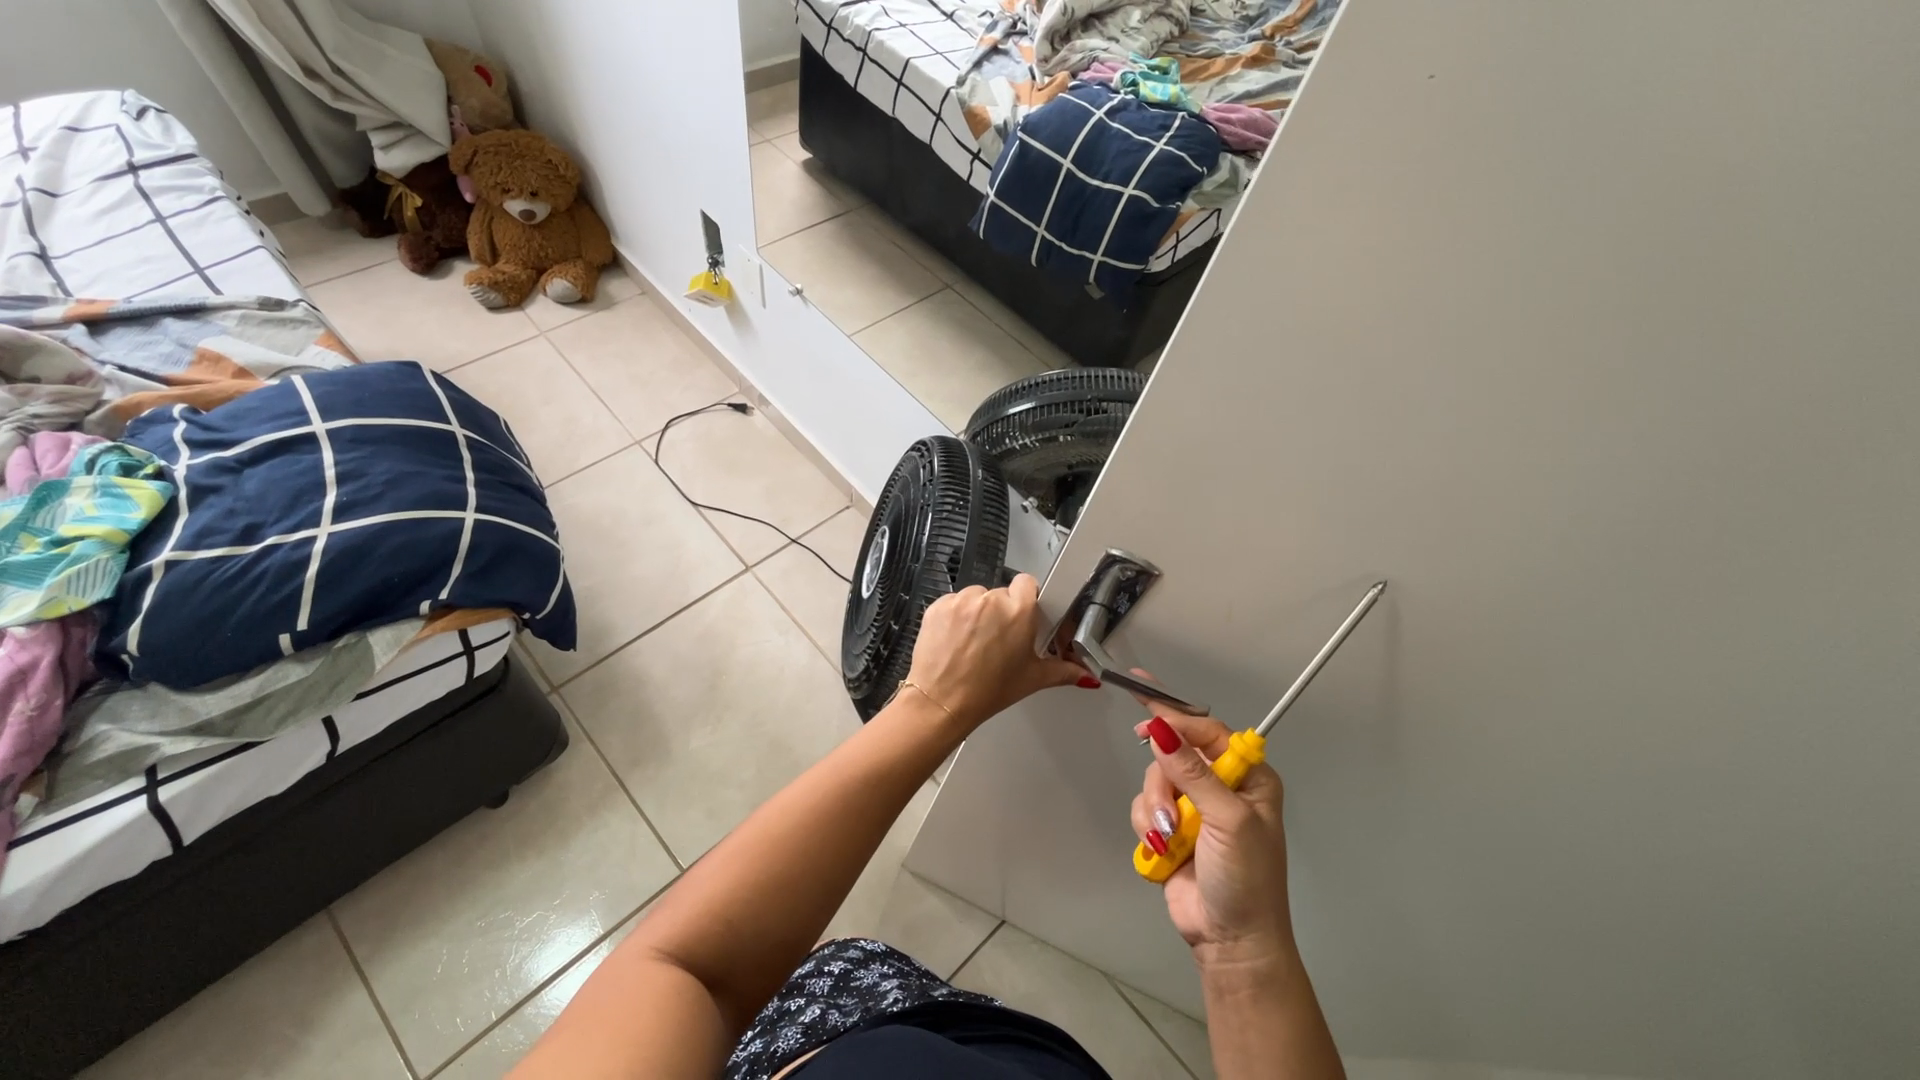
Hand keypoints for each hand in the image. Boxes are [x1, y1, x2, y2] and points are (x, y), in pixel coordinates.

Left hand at [903, 573, 1092, 731]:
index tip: (1024, 615)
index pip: (1028, 583)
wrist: (942, 701)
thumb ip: (1064, 671)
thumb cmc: (987, 691)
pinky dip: (955, 618)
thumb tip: (1085, 675)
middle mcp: (991, 600)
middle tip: (1000, 640)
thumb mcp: (1032, 679)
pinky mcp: (938, 606)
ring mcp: (962, 601)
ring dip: (978, 614)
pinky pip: (953, 603)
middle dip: (1002, 613)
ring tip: (976, 644)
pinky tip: (958, 641)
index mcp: (1020, 611)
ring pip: (976, 598)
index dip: (1026, 599)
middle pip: (1001, 594)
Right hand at [1129, 701, 1296, 969]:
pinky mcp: (1170, 829)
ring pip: (1154, 781)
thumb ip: (1192, 773)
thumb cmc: (1245, 877)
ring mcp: (1193, 808)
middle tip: (1166, 812)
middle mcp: (1220, 786)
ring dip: (1155, 810)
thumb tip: (1160, 729)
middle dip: (1163, 784)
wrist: (1231, 940)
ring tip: (1169, 841)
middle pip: (1173, 755)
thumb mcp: (1227, 820)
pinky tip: (1161, 850)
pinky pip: (1143, 807)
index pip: (1208, 732)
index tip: (1145, 707)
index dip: (1177, 719)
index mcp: (1247, 777)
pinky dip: (1146, 827)